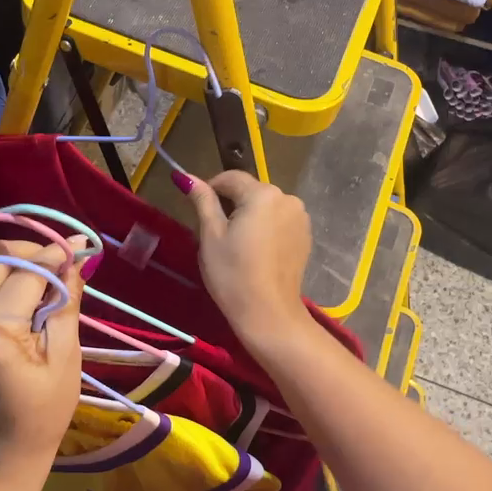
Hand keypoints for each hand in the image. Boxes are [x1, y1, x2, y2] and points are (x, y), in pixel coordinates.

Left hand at [0, 238, 86, 471]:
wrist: (3, 446)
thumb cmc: (45, 409)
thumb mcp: (65, 355)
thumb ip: (65, 301)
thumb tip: (74, 257)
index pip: (25, 273)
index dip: (53, 255)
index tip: (79, 244)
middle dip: (29, 252)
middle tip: (58, 262)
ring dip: (16, 267)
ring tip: (46, 282)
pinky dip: (3, 285)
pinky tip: (27, 300)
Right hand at [179, 171, 316, 352]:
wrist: (268, 313)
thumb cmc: (233, 274)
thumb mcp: (211, 235)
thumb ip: (202, 201)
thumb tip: (186, 176)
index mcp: (263, 194)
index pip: (231, 178)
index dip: (211, 188)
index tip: (199, 209)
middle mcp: (287, 198)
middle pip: (251, 191)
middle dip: (233, 204)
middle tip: (216, 233)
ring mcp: (300, 218)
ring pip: (266, 207)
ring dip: (250, 216)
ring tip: (237, 245)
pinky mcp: (305, 236)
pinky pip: (280, 222)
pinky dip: (266, 229)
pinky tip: (257, 252)